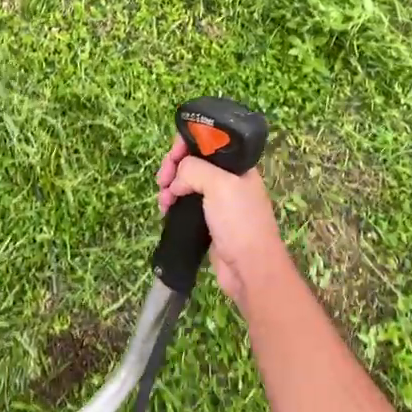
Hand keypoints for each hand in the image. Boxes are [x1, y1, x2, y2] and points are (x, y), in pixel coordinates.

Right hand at [156, 136, 290, 311]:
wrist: (250, 269)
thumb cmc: (239, 222)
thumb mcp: (218, 184)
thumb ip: (193, 169)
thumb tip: (176, 180)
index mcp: (237, 165)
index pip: (206, 142)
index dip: (185, 145)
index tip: (171, 157)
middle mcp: (228, 179)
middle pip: (193, 161)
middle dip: (173, 167)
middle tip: (161, 180)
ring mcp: (218, 201)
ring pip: (186, 182)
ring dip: (170, 186)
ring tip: (163, 200)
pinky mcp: (209, 219)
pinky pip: (186, 202)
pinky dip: (173, 202)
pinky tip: (165, 208)